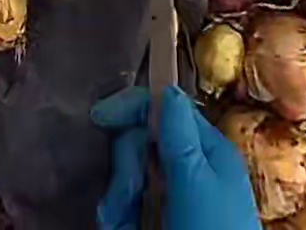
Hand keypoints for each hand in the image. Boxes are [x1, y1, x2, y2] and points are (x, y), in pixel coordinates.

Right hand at [92, 86, 260, 229]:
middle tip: (127, 196)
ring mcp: (171, 202)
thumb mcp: (197, 184)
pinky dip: (117, 219)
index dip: (133, 108)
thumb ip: (179, 136)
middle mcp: (188, 171)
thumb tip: (166, 89)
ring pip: (129, 178)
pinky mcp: (155, 226)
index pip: (165, 110)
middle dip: (126, 165)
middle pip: (142, 143)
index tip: (100, 116)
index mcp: (206, 152)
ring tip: (119, 223)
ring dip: (117, 198)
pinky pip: (125, 211)